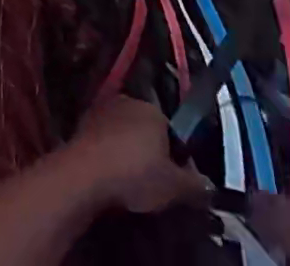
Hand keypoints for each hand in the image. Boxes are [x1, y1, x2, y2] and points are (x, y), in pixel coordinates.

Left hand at [60, 95, 209, 213]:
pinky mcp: (82, 121)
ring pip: (124, 132)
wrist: (84, 172)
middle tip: (154, 181)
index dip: (177, 158)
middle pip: (147, 129)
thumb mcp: (176, 187)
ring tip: (130, 179)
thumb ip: (197, 186)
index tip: (177, 180)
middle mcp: (127, 101)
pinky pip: (104, 137)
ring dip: (128, 150)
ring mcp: (101, 109)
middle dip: (151, 151)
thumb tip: (208, 187)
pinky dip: (109, 151)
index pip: (173, 132)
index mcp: (152, 110)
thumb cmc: (135, 173)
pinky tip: (110, 172)